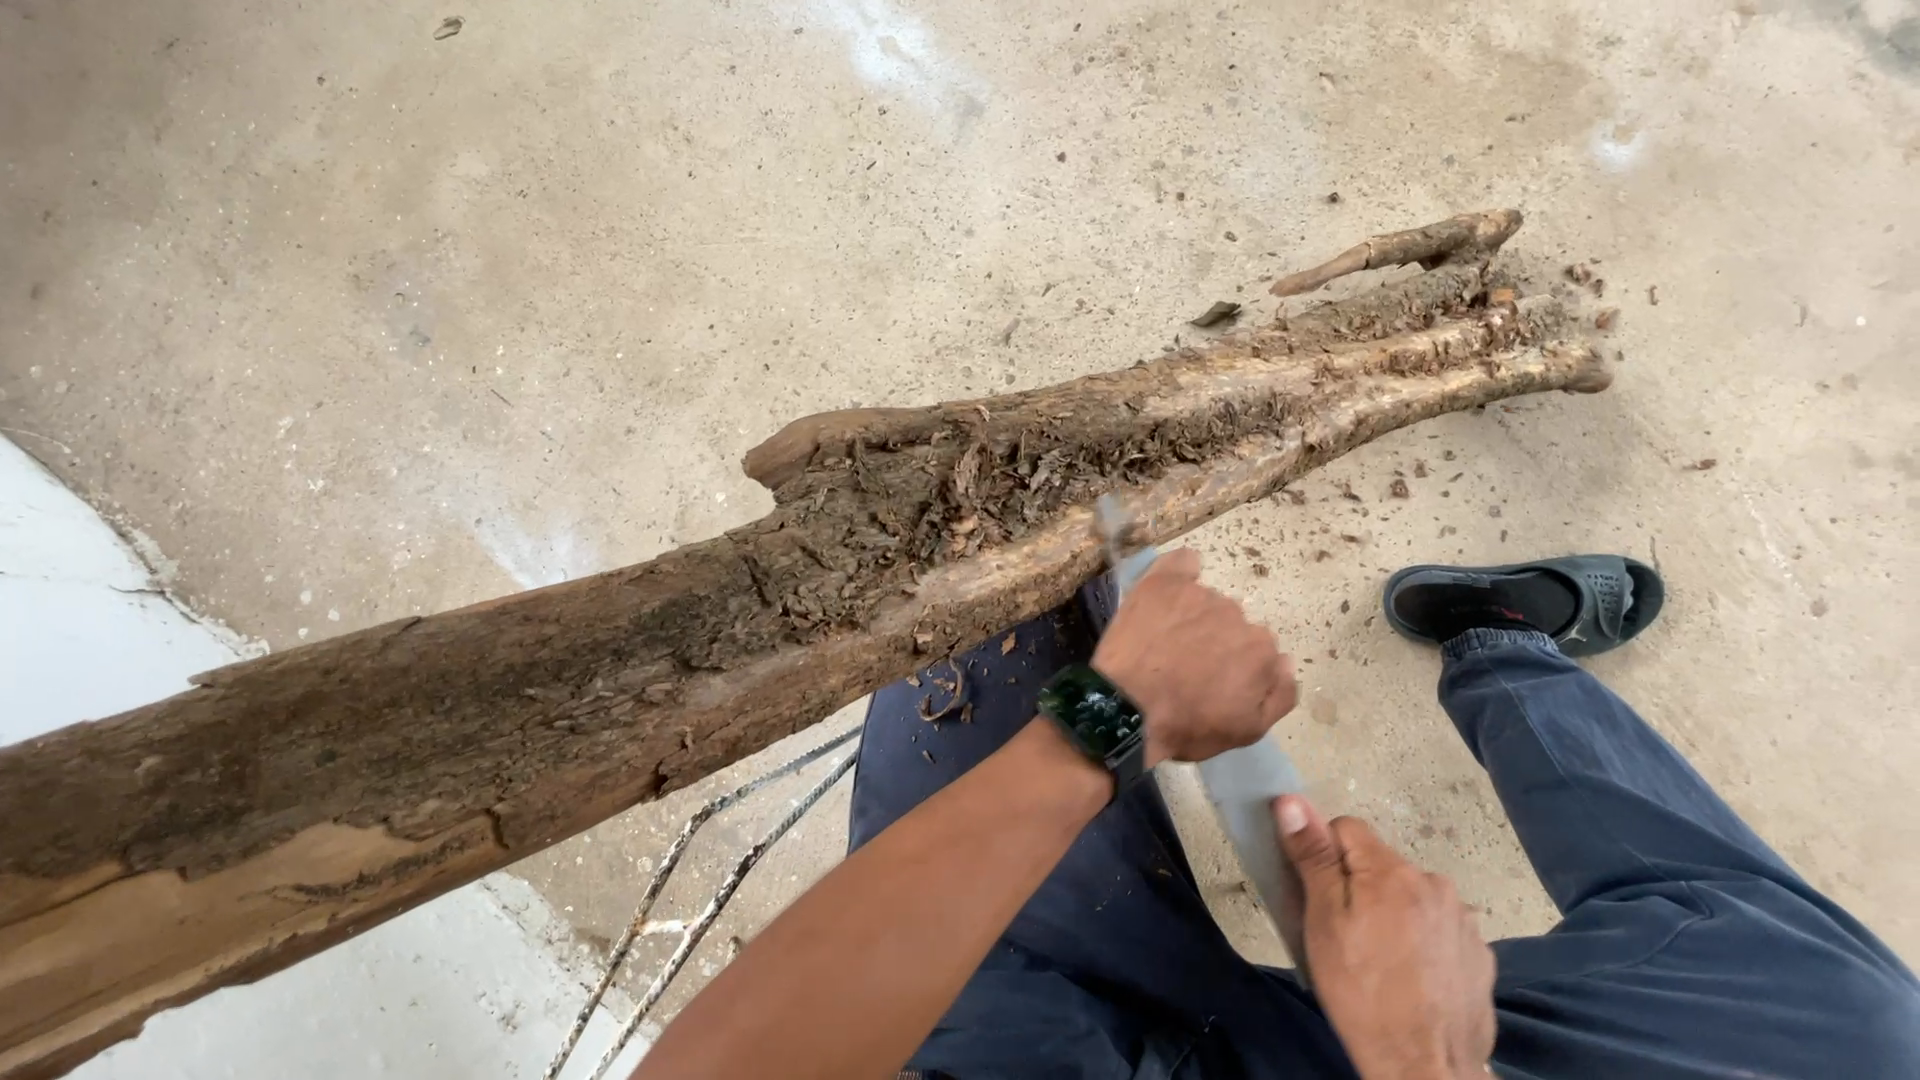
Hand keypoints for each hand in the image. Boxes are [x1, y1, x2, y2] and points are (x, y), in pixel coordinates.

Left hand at [1091, 548, 1295, 767]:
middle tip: (1184, 666)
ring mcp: (1199, 595)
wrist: (1127, 709)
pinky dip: (1182, 570)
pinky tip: (1173, 585)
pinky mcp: (1163, 583)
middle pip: (1230, 624)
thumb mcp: (1247, 731)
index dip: (1234, 668)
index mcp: (1261, 650)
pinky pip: (1182, 563)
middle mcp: (1236, 615)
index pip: (1256, 651)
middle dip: (1213, 642)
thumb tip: (1285, 662)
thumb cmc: (1186, 725)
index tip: (1212, 682)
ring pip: (1204, 601)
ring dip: (1191, 617)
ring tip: (1163, 644)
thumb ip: (1280, 695)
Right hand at [1276, 796, 1495, 1079]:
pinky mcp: (1479, 953)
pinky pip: (1436, 926)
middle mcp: (1434, 883)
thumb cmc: (1361, 992)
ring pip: (1408, 894)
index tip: (1317, 893)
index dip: (1323, 855)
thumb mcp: (1323, 921)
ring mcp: (1462, 919)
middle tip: (1342, 931)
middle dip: (1357, 884)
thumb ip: (1311, 857)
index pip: (1346, 828)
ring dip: (1390, 911)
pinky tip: (1409, 975)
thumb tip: (1291, 801)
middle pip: (1378, 862)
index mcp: (1391, 871)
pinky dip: (1419, 939)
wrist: (1427, 1069)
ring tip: (1377, 957)